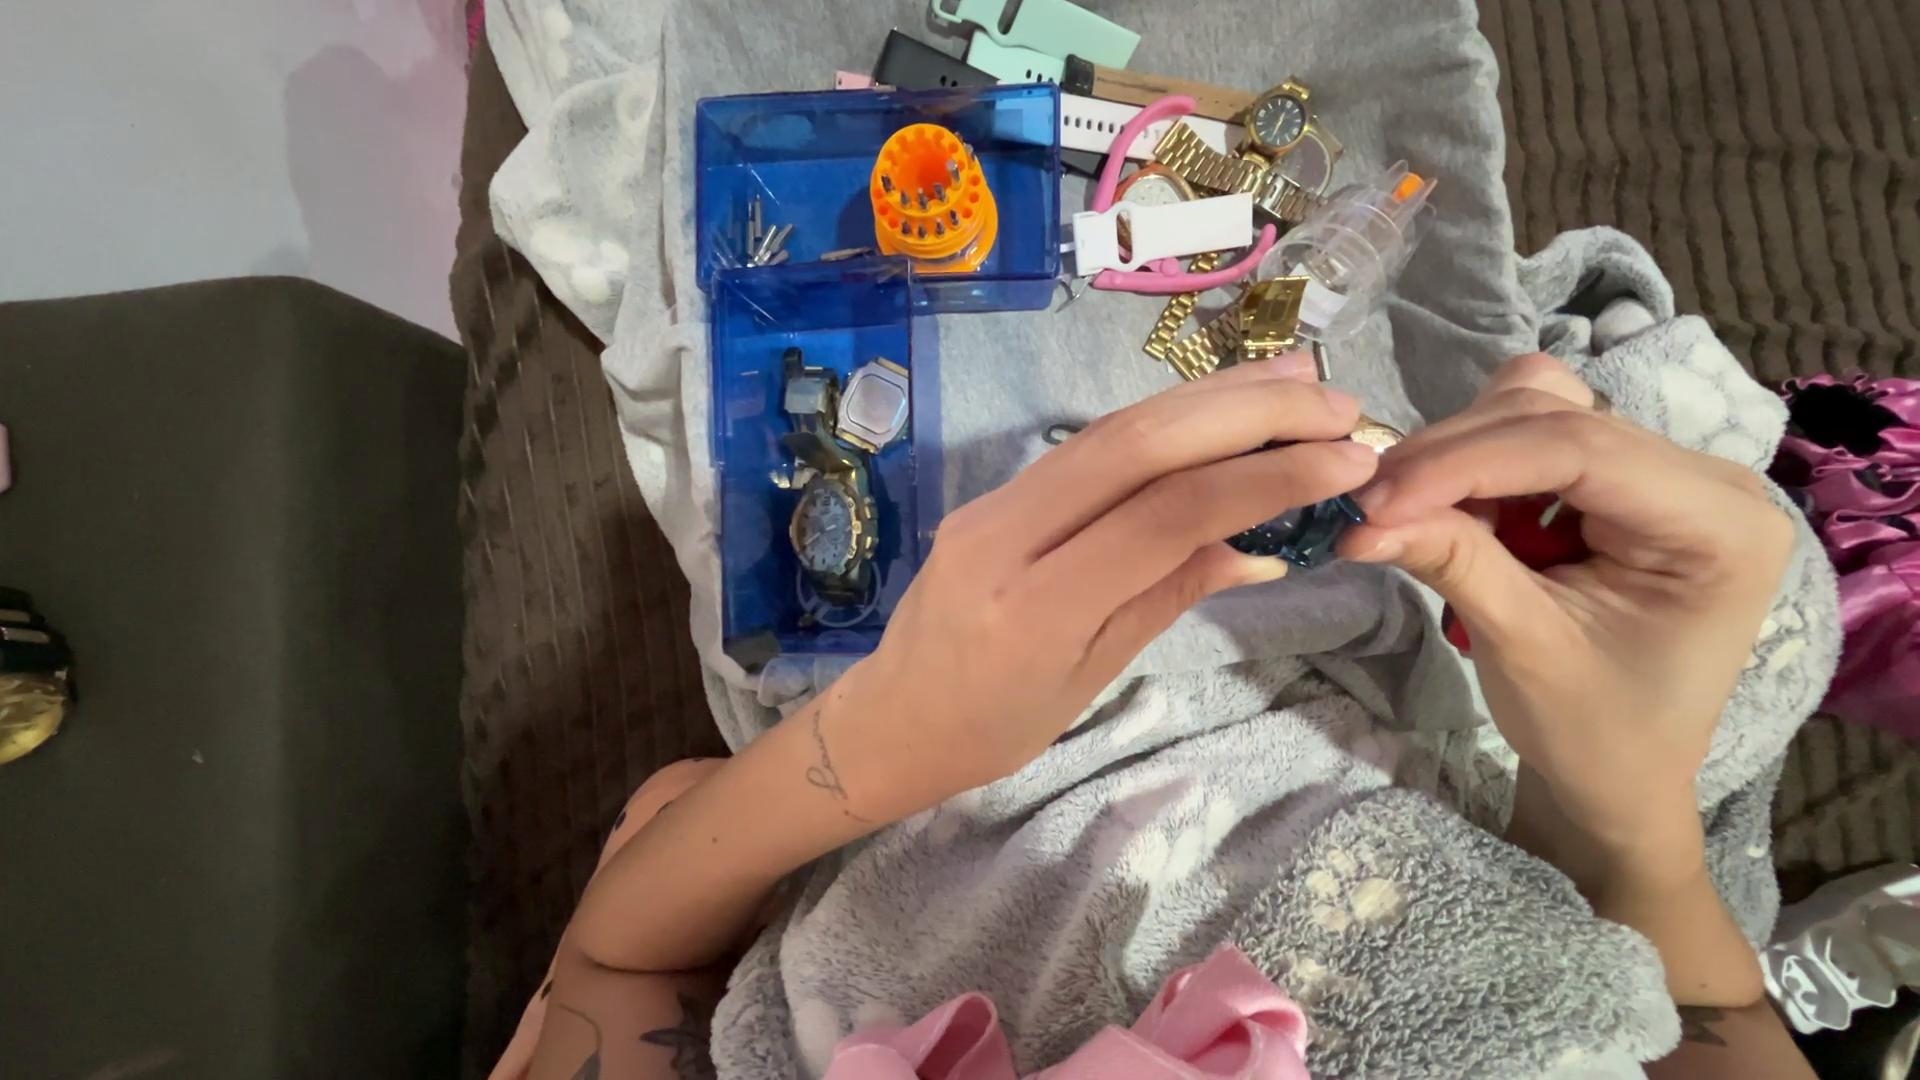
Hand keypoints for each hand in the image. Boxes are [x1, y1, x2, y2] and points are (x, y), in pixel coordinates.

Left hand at [827, 353, 1376, 821]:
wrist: (891, 718)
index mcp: (1035, 604)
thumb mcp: (1089, 679)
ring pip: (1108, 432)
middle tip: (1332, 400)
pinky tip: (1208, 410)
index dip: (1262, 478)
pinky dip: (1155, 424)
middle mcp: (1005, 534)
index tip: (1345, 460)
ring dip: (1203, 400)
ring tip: (1290, 382)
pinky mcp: (988, 495)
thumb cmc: (991, 729)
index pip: (1163, 514)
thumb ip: (1166, 596)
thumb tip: (1259, 547)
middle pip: (1135, 446)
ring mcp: (989, 505)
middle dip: (1243, 412)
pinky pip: (1081, 450)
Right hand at [1339, 354, 1793, 873]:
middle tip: (1365, 509)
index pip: (1576, 450)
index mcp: (1715, 524)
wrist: (1617, 769)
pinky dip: (1468, 466)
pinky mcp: (1611, 485)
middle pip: (1550, 417)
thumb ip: (1451, 562)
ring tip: (1403, 515)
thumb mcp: (1521, 645)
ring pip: (1532, 412)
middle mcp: (1700, 478)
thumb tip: (1357, 520)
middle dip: (1445, 457)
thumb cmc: (1591, 727)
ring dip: (1452, 457)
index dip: (1460, 464)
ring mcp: (1655, 474)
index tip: (1369, 501)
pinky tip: (1447, 511)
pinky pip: (1525, 438)